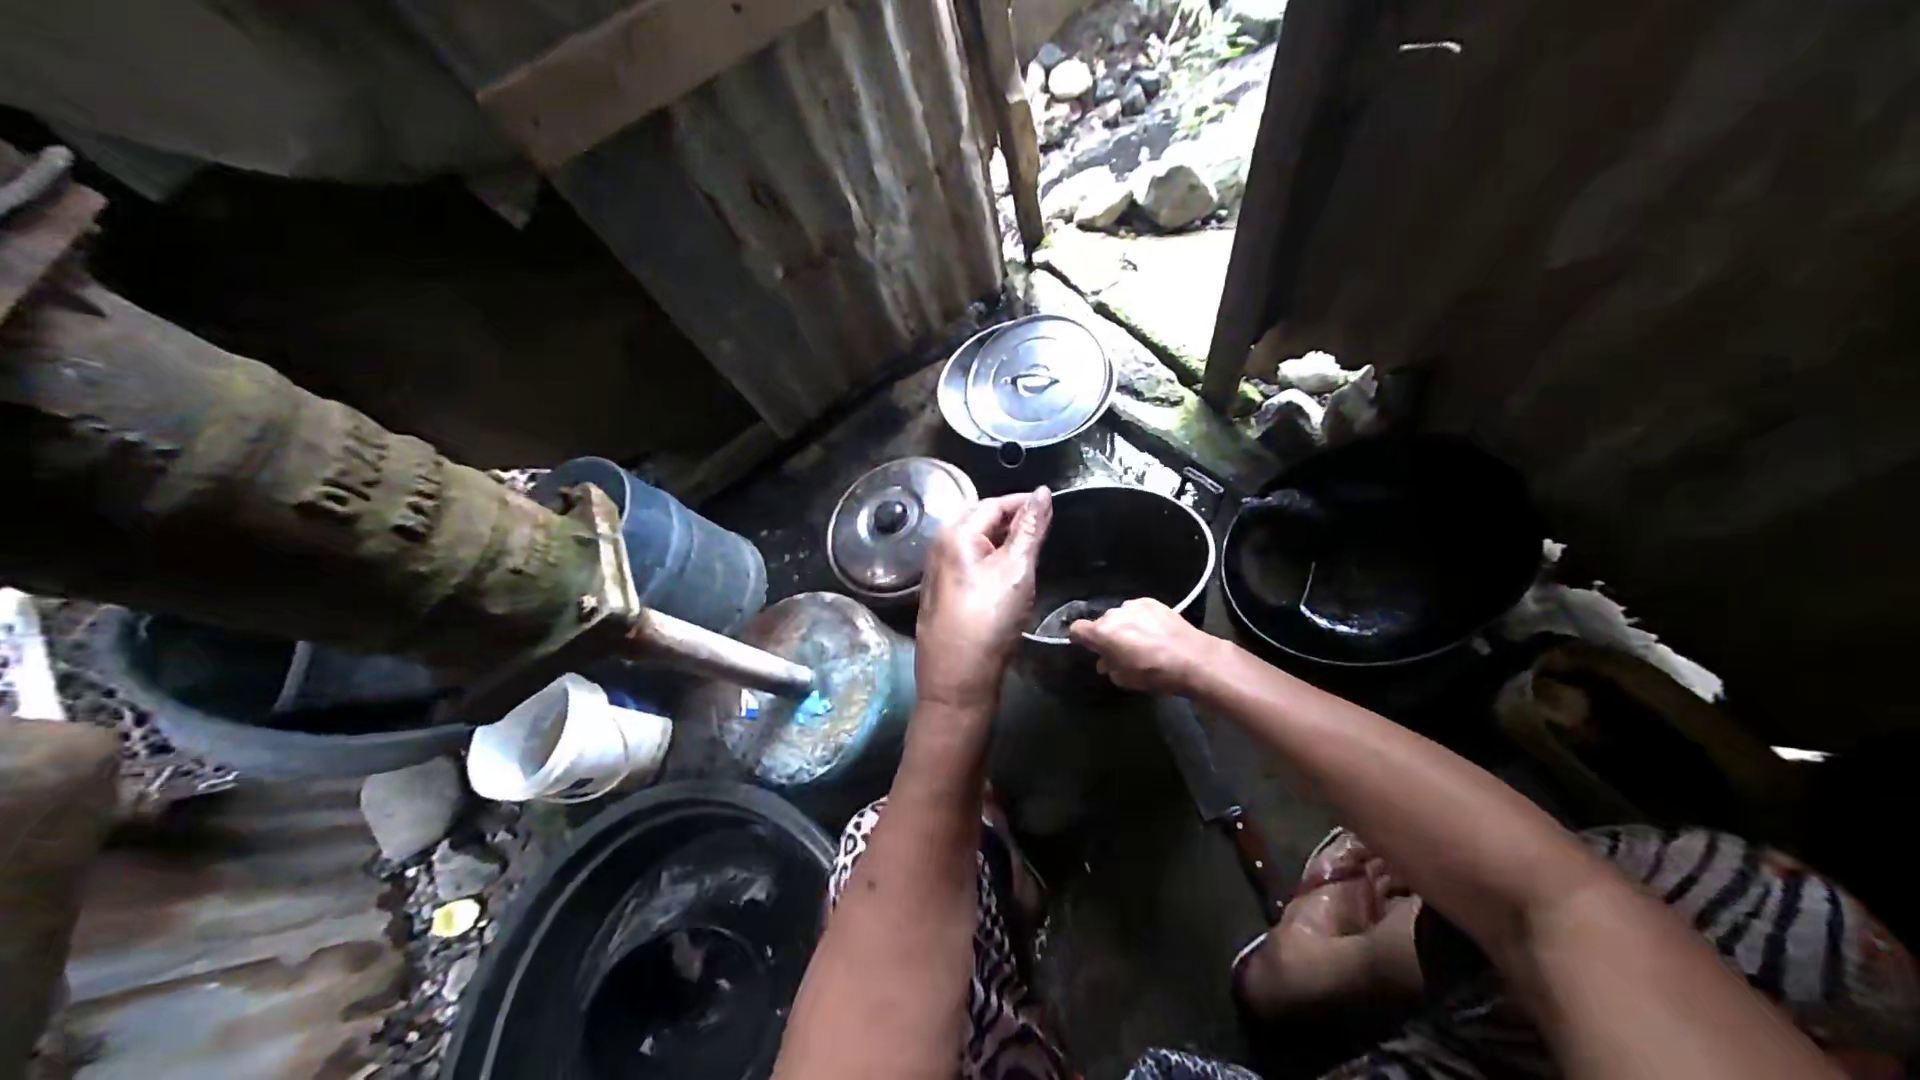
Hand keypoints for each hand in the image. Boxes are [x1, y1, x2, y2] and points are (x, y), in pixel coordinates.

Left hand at [914, 488, 1052, 710]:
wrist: (957, 679)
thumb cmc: (989, 621)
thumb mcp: (1018, 570)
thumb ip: (1031, 529)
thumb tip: (1042, 493)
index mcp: (956, 534)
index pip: (995, 503)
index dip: (1024, 502)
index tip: (1052, 506)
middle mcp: (940, 546)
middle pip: (981, 519)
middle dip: (1013, 519)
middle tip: (1044, 528)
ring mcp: (938, 571)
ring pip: (975, 542)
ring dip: (1003, 541)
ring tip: (1031, 550)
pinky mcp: (943, 593)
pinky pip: (970, 563)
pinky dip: (992, 560)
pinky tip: (1008, 575)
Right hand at [1068, 597, 1220, 694]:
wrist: (1193, 659)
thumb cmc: (1154, 674)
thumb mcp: (1125, 679)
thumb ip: (1109, 667)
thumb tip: (1105, 662)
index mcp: (1102, 633)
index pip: (1077, 629)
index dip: (1080, 638)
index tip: (1089, 647)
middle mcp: (1113, 614)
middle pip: (1101, 622)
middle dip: (1107, 635)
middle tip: (1121, 649)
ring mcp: (1134, 605)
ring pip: (1121, 615)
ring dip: (1125, 625)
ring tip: (1141, 639)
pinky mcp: (1152, 602)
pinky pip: (1138, 610)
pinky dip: (1141, 619)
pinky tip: (1155, 631)